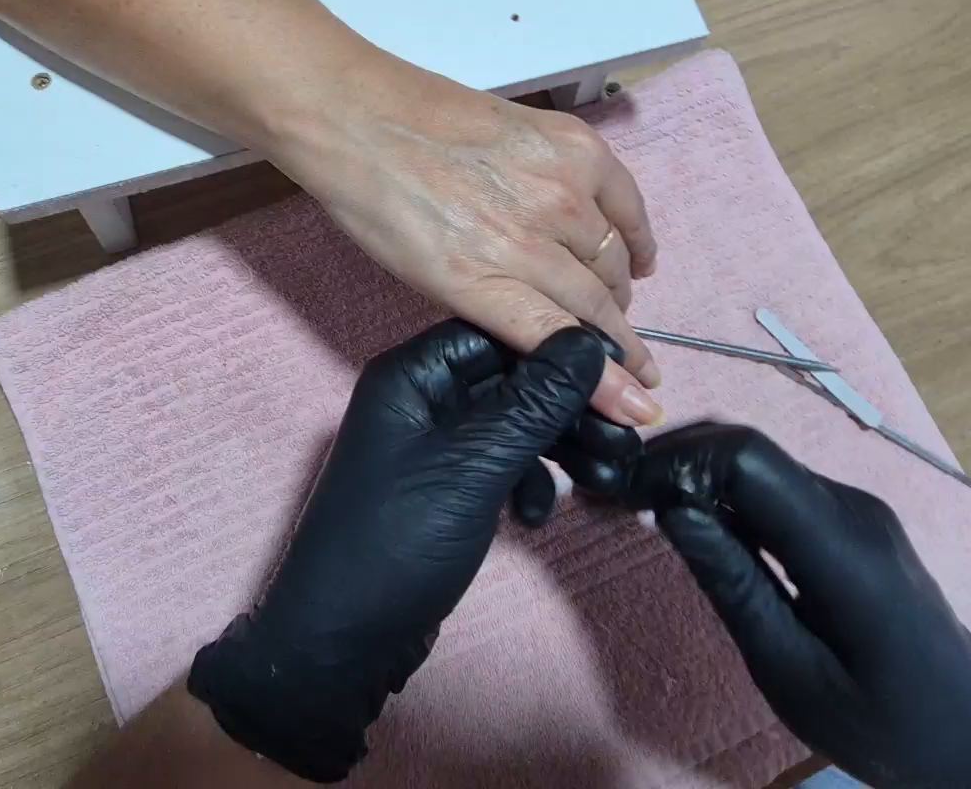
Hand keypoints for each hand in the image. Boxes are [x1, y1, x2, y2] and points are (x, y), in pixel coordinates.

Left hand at [188, 320, 608, 782]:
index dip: (561, 346)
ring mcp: (433, 442)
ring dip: (558, 447)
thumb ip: (536, 400)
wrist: (345, 640)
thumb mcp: (476, 463)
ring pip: (513, 423)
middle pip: (511, 379)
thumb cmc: (401, 536)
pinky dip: (527, 481)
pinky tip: (535, 515)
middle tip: (626, 437)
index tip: (625, 372)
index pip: (497, 330)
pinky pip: (500, 462)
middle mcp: (422, 396)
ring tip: (604, 476)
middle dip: (568, 408)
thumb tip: (591, 341)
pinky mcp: (446, 483)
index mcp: (413, 373)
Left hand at [271, 67, 664, 428]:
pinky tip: (640, 256)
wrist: (360, 119)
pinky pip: (628, 202)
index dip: (610, 383)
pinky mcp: (572, 143)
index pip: (563, 342)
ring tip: (617, 303)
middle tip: (625, 353)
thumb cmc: (376, 206)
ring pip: (615, 256)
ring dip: (620, 289)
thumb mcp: (424, 279)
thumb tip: (544, 329)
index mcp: (480, 281)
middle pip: (597, 303)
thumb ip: (491, 305)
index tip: (640, 406)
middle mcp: (529, 238)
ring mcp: (558, 187)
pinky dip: (638, 235)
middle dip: (617, 338)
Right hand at [626, 424, 970, 788]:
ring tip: (644, 503)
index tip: (630, 493)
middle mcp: (851, 508)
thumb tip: (671, 510)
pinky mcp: (847, 520)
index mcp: (844, 548)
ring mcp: (853, 509)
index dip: (681, 462)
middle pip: (748, 449)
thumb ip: (732, 584)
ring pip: (757, 461)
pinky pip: (774, 485)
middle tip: (622, 494)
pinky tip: (694, 518)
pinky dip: (724, 491)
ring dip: (696, 472)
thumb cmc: (883, 727)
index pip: (749, 461)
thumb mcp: (791, 672)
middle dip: (678, 460)